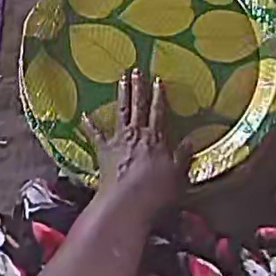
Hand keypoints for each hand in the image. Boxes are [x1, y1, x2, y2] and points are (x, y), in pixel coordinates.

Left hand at [80, 69, 181, 218]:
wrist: (126, 204)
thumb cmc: (155, 192)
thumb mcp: (178, 176)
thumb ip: (183, 157)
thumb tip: (190, 140)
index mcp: (155, 137)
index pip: (158, 112)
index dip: (159, 96)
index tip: (158, 80)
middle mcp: (137, 133)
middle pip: (138, 106)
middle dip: (138, 88)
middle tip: (136, 70)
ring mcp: (119, 140)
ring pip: (121, 112)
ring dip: (121, 94)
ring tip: (121, 79)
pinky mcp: (104, 151)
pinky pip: (96, 135)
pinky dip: (90, 125)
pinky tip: (84, 115)